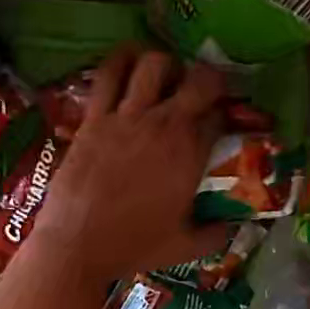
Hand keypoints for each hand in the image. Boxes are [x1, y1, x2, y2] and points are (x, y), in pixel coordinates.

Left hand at [31, 46, 228, 283]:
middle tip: (197, 92)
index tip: (218, 120)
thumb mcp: (184, 246)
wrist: (76, 245)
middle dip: (207, 80)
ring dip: (162, 64)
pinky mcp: (92, 120)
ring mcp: (125, 119)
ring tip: (160, 75)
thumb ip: (214, 233)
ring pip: (152, 65)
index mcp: (191, 154)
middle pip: (198, 80)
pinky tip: (124, 60)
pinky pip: (107, 76)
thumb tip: (233, 227)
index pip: (219, 115)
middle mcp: (163, 126)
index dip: (223, 113)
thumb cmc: (131, 248)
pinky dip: (119, 61)